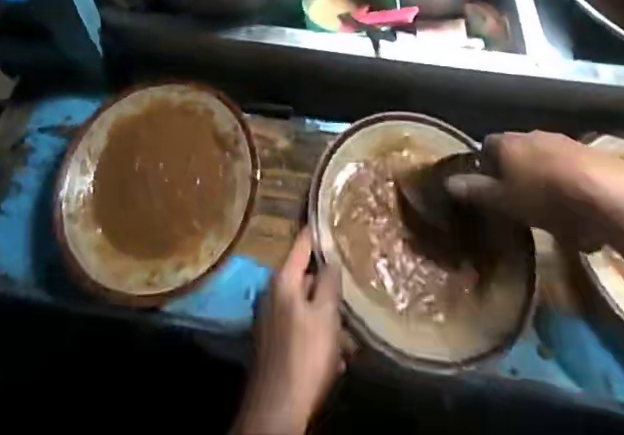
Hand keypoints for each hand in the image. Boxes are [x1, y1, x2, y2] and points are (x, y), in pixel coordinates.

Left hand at [234, 229, 344, 434]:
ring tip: (348, 344)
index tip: (329, 218)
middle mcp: (272, 293)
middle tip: (352, 304)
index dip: (316, 232)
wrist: (277, 406)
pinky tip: (335, 360)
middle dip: (331, 294)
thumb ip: (329, 283)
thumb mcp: (325, 316)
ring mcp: (270, 318)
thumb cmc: (304, 355)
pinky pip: (300, 330)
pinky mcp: (273, 342)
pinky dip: (318, 339)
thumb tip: (332, 258)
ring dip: (328, 324)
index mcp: (282, 280)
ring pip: (307, 309)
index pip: (301, 245)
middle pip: (307, 281)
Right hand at [445, 131, 623, 250]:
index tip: (491, 189)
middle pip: (517, 151)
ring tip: (552, 209)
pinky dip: (571, 185)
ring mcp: (566, 142)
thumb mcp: (506, 201)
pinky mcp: (594, 155)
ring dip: (545, 178)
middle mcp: (534, 134)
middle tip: (520, 201)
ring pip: (546, 159)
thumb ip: (477, 191)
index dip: (486, 166)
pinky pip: (572, 169)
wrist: (610, 197)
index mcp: (508, 142)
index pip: (487, 146)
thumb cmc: (547, 197)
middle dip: (517, 172)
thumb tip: (447, 182)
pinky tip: (579, 209)